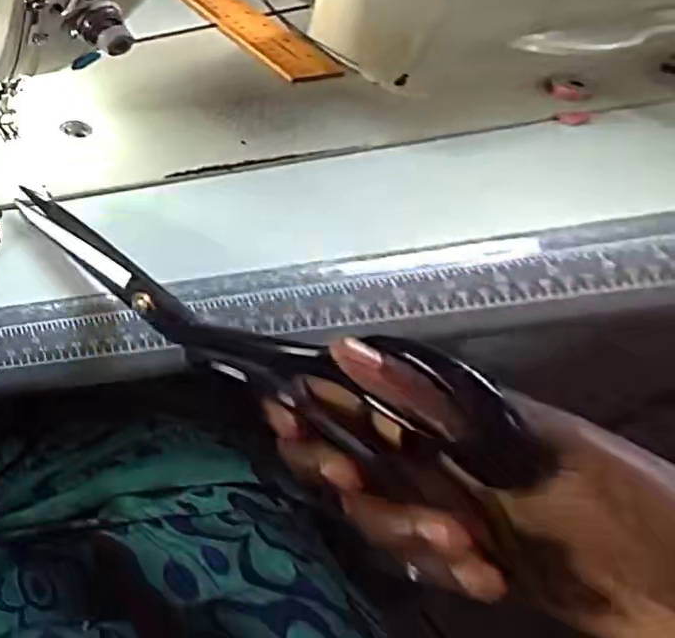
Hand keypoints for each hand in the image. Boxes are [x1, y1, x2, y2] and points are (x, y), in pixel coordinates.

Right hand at [265, 338, 674, 636]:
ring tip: (463, 545)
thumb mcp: (536, 447)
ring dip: (399, 527)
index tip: (287, 418)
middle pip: (334, 456)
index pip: (342, 400)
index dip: (303, 405)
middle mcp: (423, 458)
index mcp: (436, 419)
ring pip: (369, 511)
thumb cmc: (640, 508)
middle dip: (329, 469)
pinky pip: (418, 561)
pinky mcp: (463, 559)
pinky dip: (443, 569)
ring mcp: (441, 509)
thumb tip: (340, 347)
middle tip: (351, 481)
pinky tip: (486, 578)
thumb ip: (431, 402)